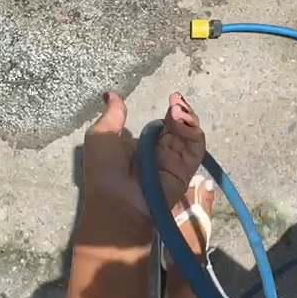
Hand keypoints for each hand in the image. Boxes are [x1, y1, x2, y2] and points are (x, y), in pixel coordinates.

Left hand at [79, 91, 206, 246]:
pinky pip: (195, 150)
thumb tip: (112, 94)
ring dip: (188, 119)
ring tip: (178, 110)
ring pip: (190, 136)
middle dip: (181, 111)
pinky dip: (194, 134)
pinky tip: (182, 122)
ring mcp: (174, 162)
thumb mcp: (101, 137)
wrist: (116, 203)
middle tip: (176, 101)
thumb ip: (112, 115)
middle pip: (179, 127)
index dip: (170, 111)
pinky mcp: (185, 172)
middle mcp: (161, 153)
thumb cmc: (104, 171)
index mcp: (143, 145)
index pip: (164, 124)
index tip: (172, 98)